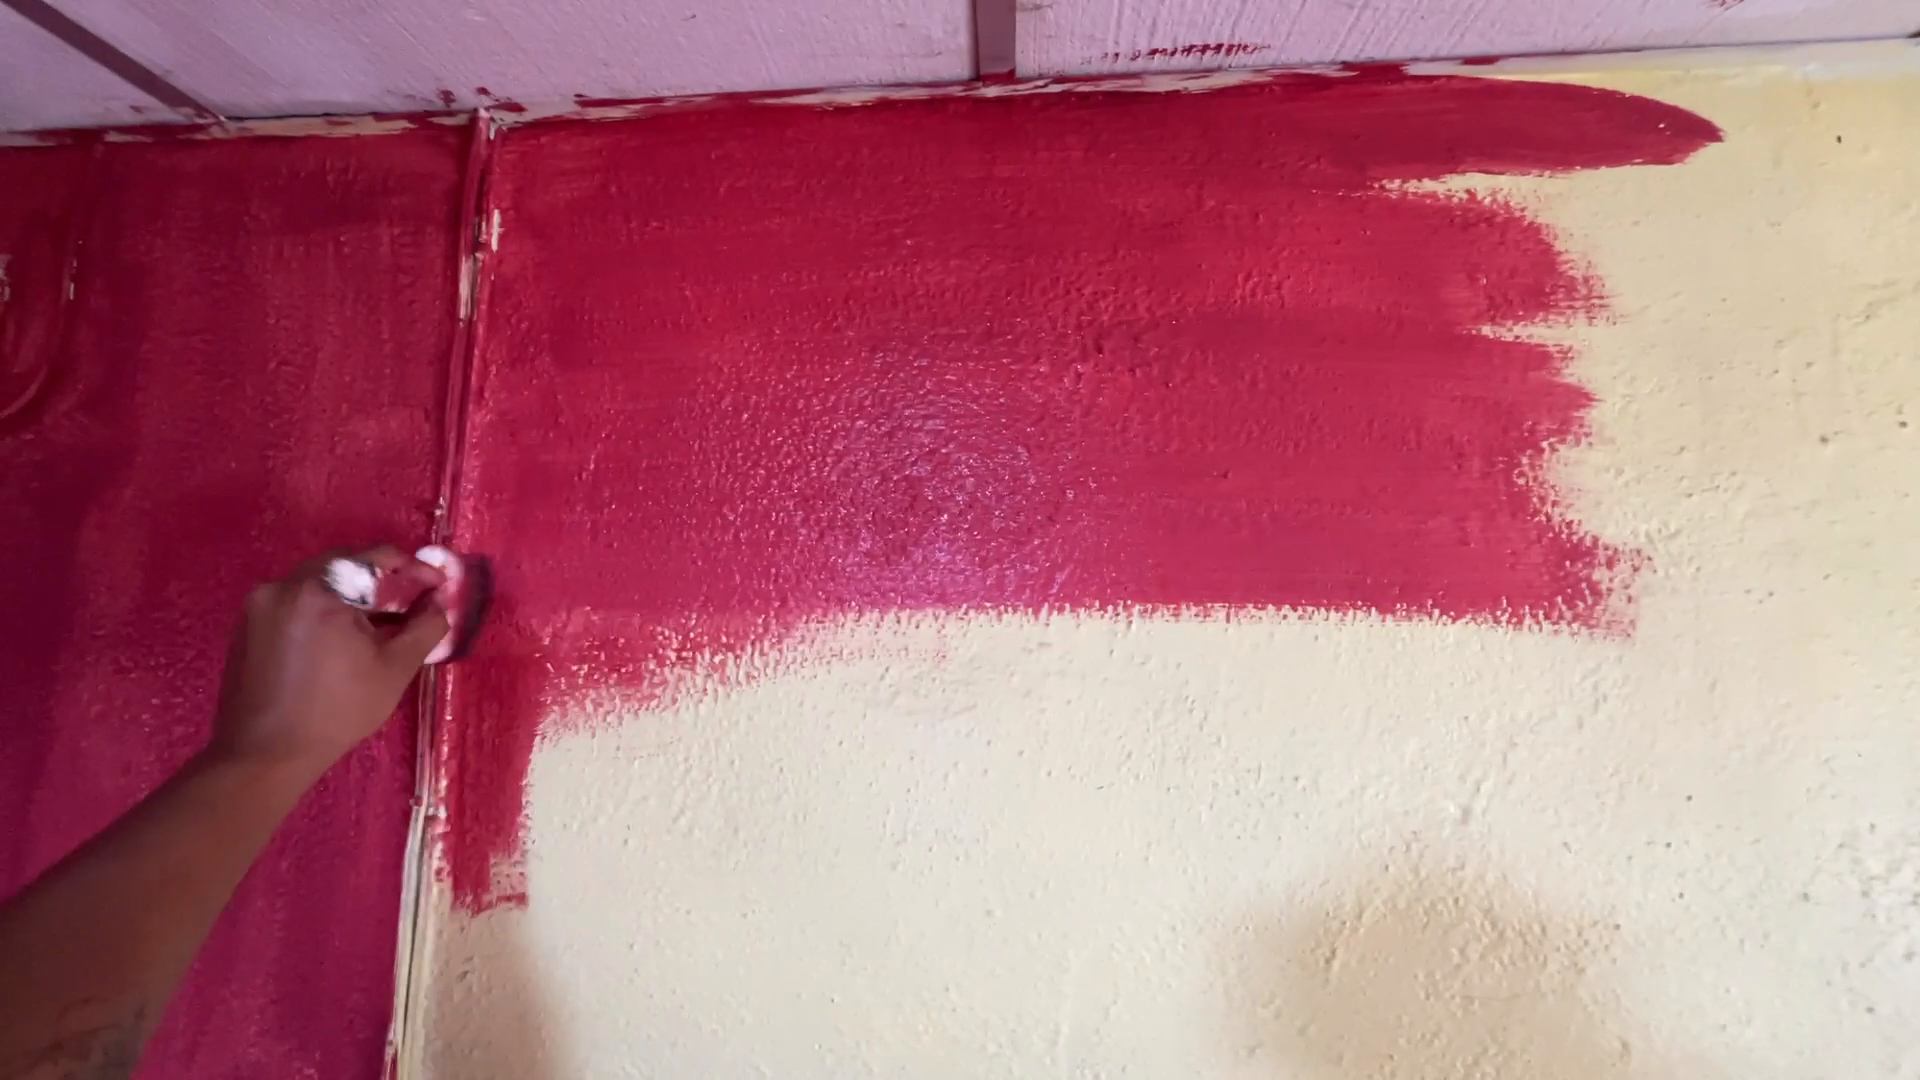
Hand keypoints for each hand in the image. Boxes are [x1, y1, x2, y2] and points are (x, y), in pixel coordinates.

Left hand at [209, 548, 448, 775]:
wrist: (265, 754)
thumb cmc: (339, 707)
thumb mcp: (398, 665)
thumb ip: (427, 624)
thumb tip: (439, 601)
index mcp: (320, 592)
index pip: (375, 557)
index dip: (415, 567)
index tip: (437, 586)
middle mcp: (282, 589)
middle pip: (344, 564)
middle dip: (385, 578)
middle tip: (414, 599)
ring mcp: (259, 608)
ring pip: (320, 582)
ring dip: (356, 593)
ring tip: (384, 621)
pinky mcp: (248, 628)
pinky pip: (298, 602)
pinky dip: (329, 608)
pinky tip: (349, 636)